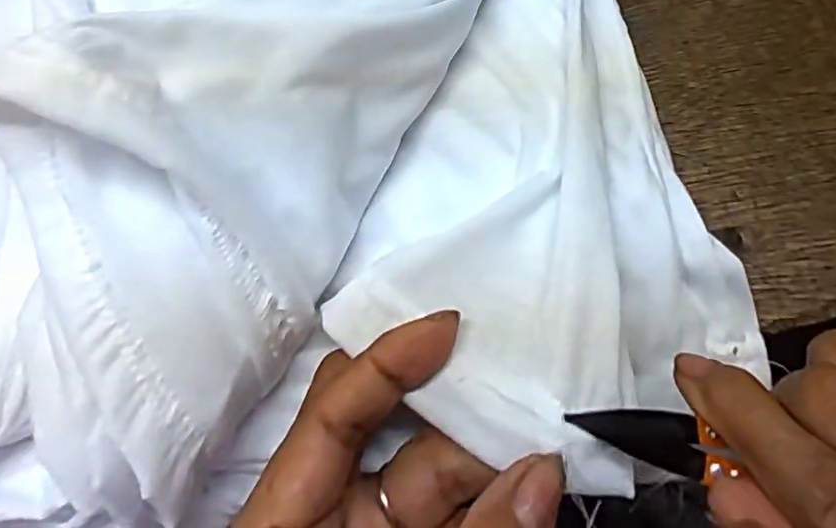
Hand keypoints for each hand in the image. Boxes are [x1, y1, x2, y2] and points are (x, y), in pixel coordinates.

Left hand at [235, 311, 565, 527]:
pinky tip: (537, 484)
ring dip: (494, 457)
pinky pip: (460, 519)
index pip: (333, 415)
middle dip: (460, 408)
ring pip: (440, 478)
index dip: (386, 360)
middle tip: (520, 378)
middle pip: (398, 437)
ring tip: (547, 436)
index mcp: (287, 523)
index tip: (449, 326)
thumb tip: (542, 474)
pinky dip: (499, 504)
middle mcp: (332, 523)